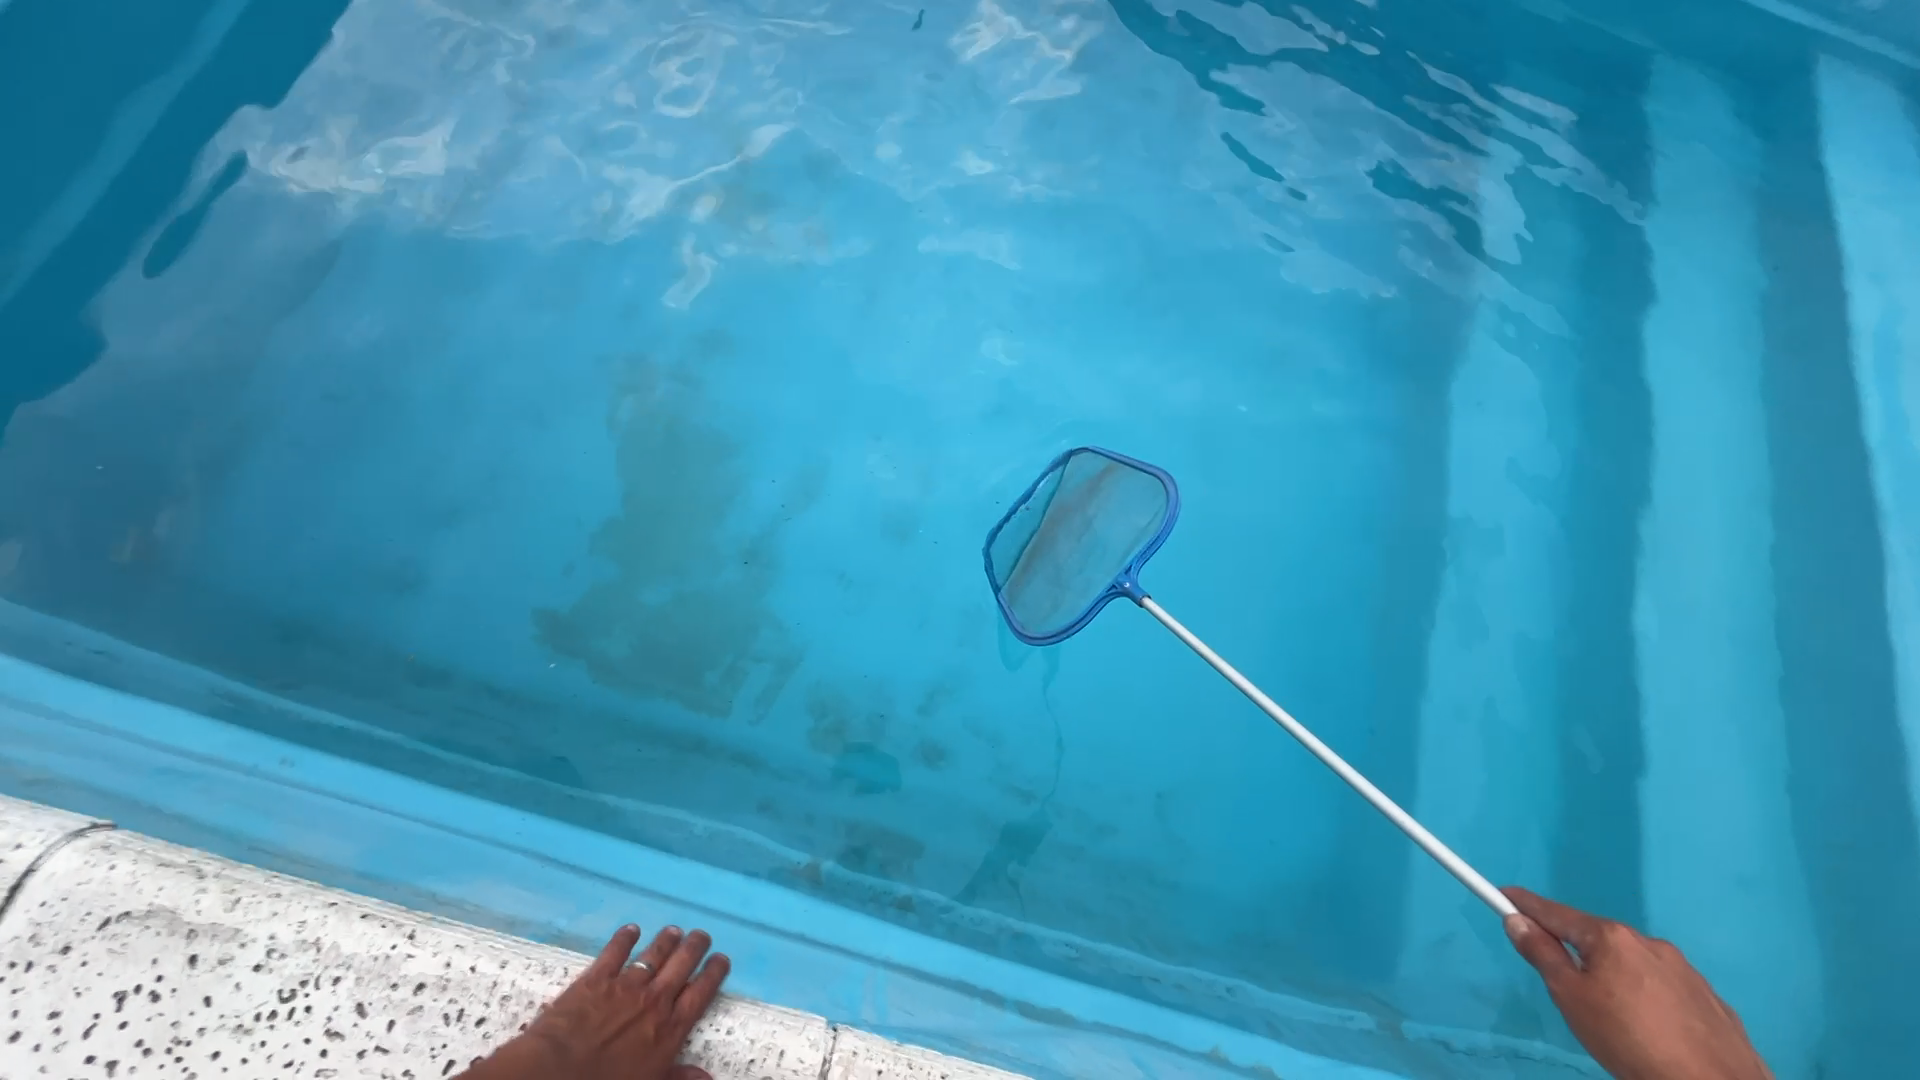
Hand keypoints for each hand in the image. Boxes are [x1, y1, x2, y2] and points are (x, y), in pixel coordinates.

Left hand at [459, 924, 730, 1079]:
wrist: (554, 1077)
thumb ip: (678, 1078)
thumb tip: (708, 1078)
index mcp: (670, 1028)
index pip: (703, 991)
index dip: (715, 972)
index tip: (721, 960)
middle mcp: (656, 999)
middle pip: (684, 962)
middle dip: (696, 946)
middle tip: (701, 937)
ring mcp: (627, 985)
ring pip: (656, 952)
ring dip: (667, 939)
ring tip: (674, 931)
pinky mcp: (597, 978)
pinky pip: (616, 950)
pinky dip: (626, 937)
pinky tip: (631, 930)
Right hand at [1503, 887, 1769, 1079]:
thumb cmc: (1628, 1040)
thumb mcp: (1569, 997)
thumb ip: (1541, 954)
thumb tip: (1516, 920)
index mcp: (1610, 937)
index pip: (1554, 912)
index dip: (1524, 903)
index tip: (1501, 893)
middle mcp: (1649, 943)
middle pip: (1596, 938)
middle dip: (1575, 948)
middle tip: (1563, 981)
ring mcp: (1686, 971)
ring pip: (1633, 962)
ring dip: (1615, 973)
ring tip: (1614, 1014)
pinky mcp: (1712, 1000)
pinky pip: (1664, 986)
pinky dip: (1648, 994)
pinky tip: (1652, 1025)